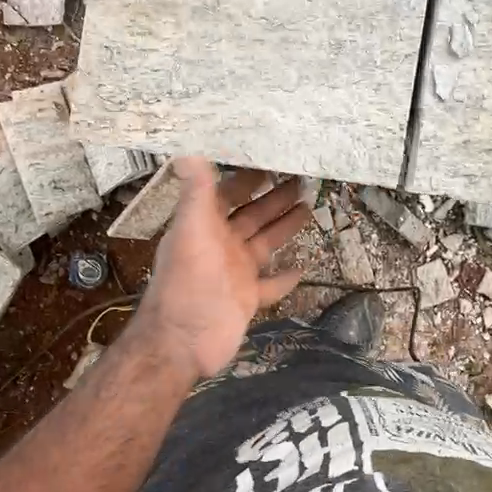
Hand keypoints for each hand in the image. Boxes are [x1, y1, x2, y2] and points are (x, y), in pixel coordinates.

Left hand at [127, 157, 310, 379]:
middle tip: (301, 179)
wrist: (183, 341)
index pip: (228, 194)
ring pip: (265, 243)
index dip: (247, 177)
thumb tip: (188, 149)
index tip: (271, 160)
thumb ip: (196, 192)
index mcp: (205, 225)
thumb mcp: (191, 229)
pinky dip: (286, 277)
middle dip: (273, 198)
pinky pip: (271, 285)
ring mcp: (236, 272)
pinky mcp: (247, 299)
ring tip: (308, 207)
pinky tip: (303, 267)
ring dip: (284, 227)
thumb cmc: (188, 281)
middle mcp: (221, 245)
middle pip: (252, 216)